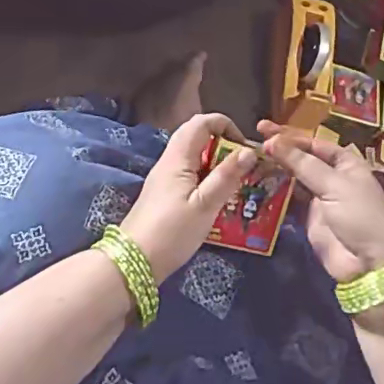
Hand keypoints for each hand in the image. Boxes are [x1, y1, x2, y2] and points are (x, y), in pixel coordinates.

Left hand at [116, 113, 255, 278]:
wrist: (134, 261)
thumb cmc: (172, 232)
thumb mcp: (205, 205)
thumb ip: (227, 176)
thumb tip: (249, 151)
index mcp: (178, 157)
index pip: (202, 122)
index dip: (226, 125)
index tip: (245, 147)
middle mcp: (169, 161)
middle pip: (197, 135)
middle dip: (223, 143)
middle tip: (243, 165)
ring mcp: (165, 177)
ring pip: (193, 155)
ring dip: (216, 161)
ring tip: (236, 181)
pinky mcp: (164, 193)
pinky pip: (189, 172)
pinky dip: (206, 175)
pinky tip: (218, 197)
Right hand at [260, 122, 383, 281]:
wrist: (370, 263)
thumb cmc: (360, 215)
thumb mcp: (334, 185)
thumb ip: (302, 164)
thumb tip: (272, 143)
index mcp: (344, 162)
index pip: (312, 143)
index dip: (288, 136)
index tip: (264, 130)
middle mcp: (331, 176)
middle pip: (300, 159)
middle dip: (279, 151)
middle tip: (252, 142)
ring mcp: (318, 198)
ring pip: (292, 179)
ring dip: (273, 171)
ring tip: (249, 162)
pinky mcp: (308, 218)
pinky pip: (288, 201)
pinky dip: (274, 193)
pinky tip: (256, 185)